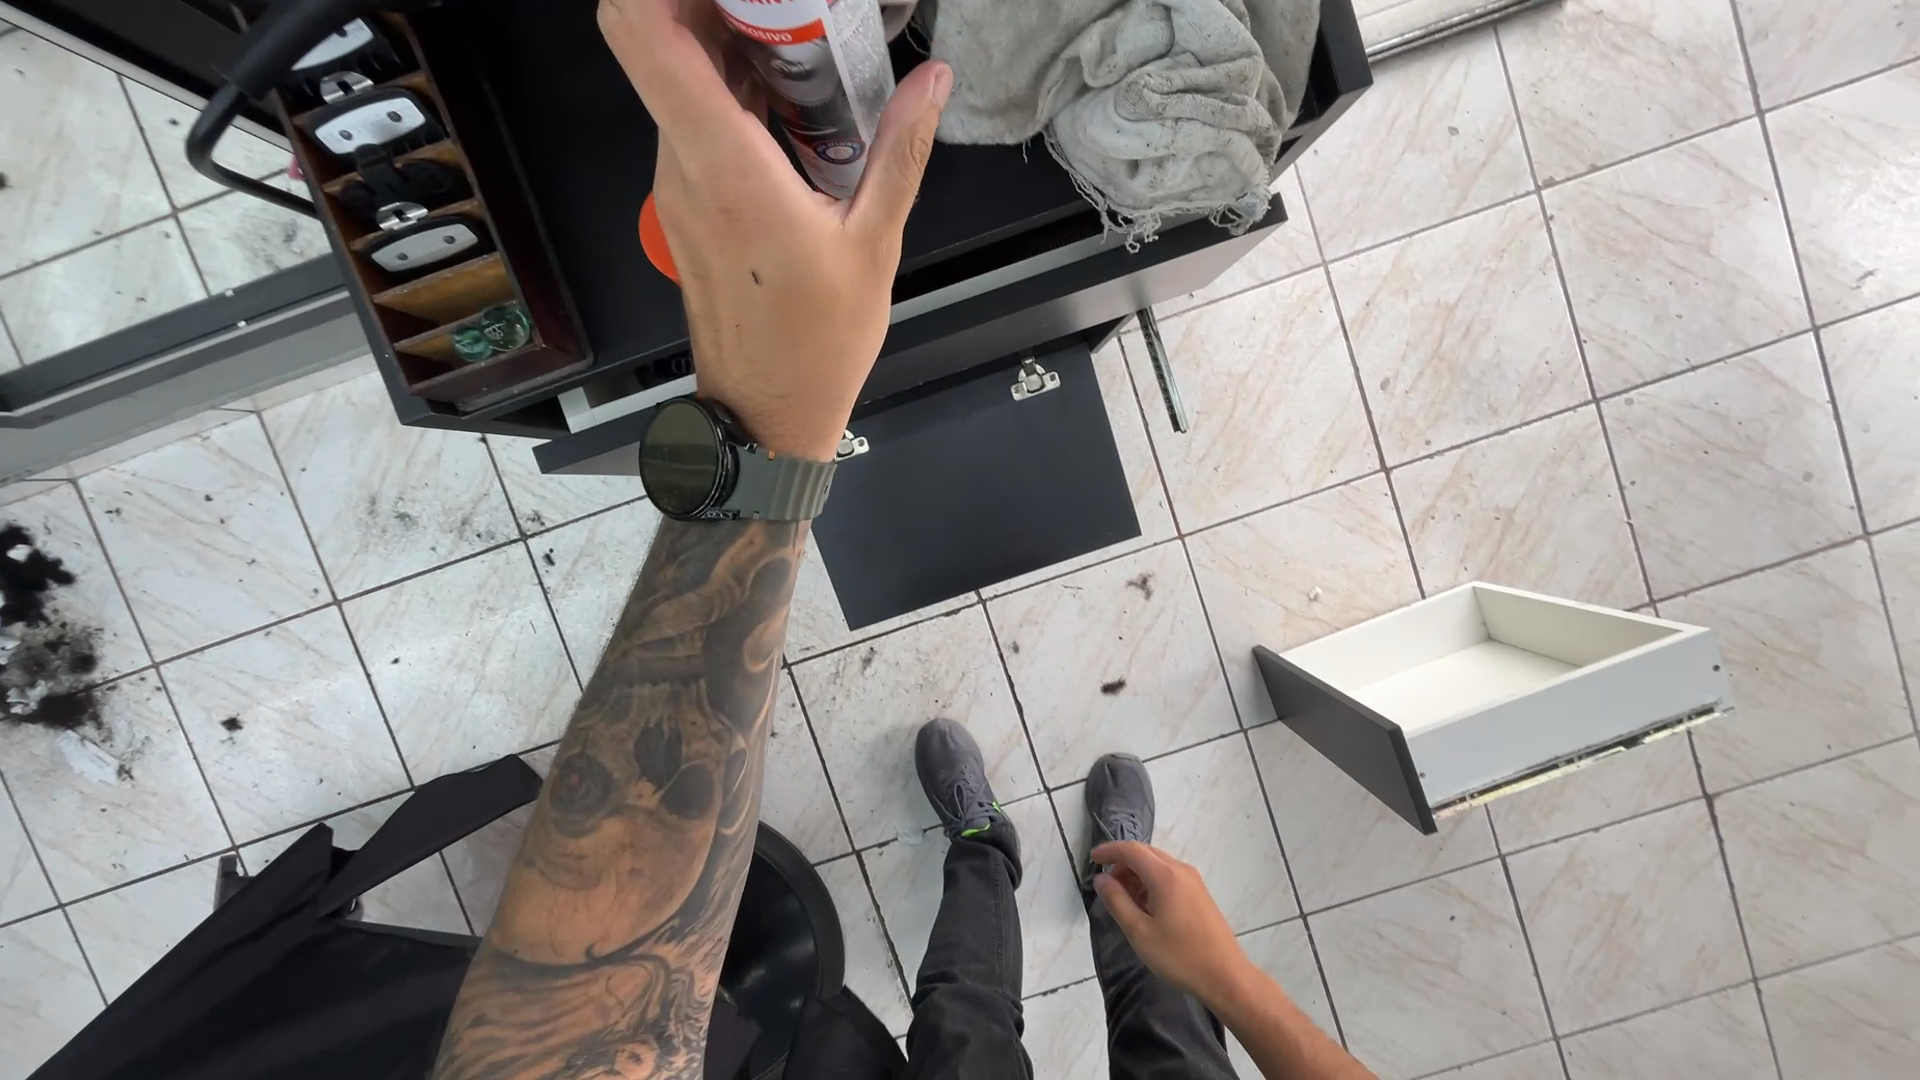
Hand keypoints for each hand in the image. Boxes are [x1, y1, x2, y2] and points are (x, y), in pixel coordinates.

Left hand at [598, 0, 951, 460]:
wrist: (768, 413)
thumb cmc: (821, 341)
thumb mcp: (874, 245)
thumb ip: (900, 153)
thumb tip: (934, 78)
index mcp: (725, 164)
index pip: (642, 27)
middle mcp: (683, 162)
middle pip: (663, 37)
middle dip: (725, 5)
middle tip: (800, 12)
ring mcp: (677, 186)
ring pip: (680, 80)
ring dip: (733, 47)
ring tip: (808, 50)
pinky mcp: (687, 206)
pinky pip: (695, 123)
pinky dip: (733, 96)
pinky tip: (795, 110)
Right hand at [1092, 841, 1251, 1005]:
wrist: (1227, 978)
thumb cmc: (1180, 957)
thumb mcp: (1140, 932)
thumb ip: (1117, 901)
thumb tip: (1101, 879)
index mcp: (1165, 875)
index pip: (1131, 850)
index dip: (1109, 851)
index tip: (1093, 860)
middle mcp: (1180, 870)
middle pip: (1145, 853)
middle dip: (1122, 863)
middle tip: (1106, 884)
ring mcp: (1193, 881)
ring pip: (1158, 864)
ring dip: (1137, 874)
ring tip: (1124, 899)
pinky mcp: (1200, 894)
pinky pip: (1170, 876)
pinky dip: (1152, 881)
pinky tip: (1146, 906)